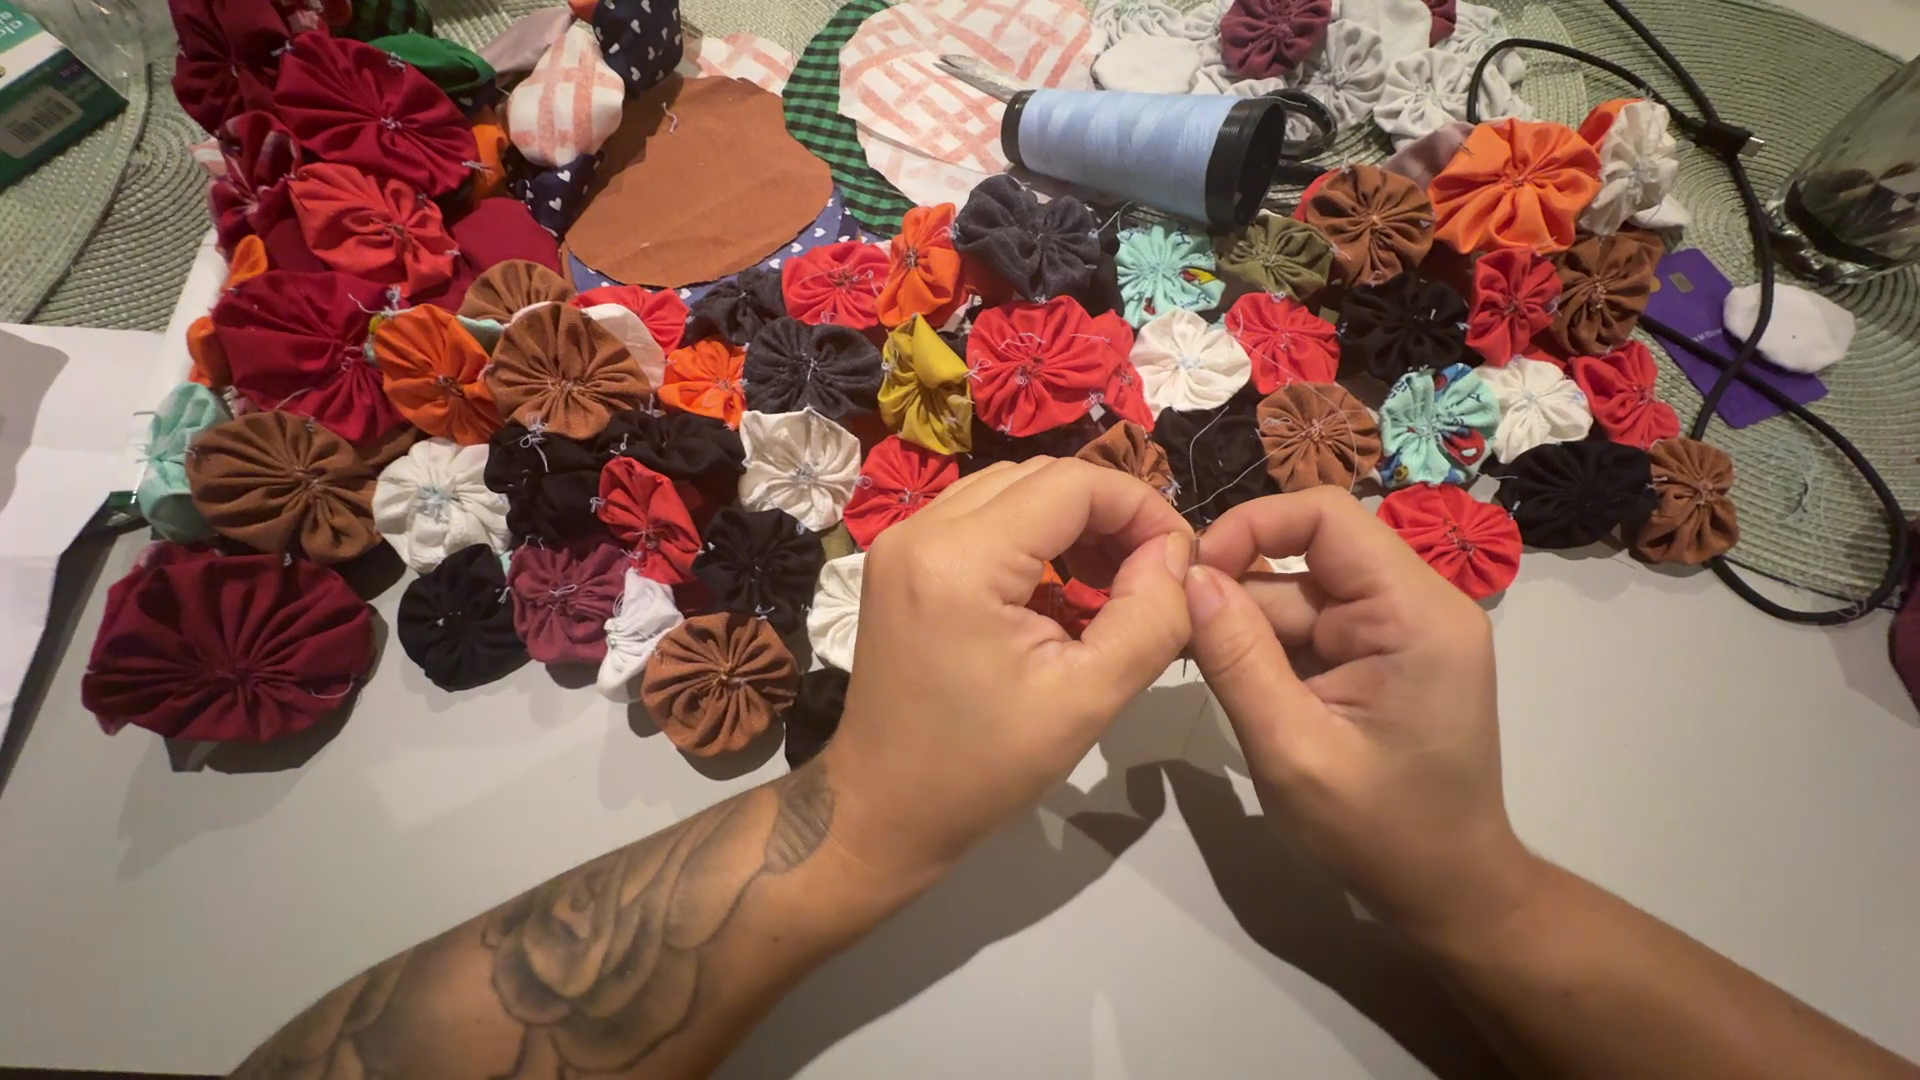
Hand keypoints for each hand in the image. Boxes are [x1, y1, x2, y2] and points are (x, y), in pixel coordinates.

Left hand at [823, 457, 1193, 883]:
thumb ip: (1150, 618)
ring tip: (1109, 577)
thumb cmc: (980, 768)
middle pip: (1039, 477)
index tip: (1178, 558)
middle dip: (1107, 511)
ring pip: (1009, 490)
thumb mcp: (1086, 700)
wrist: (883, 807)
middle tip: (1149, 571)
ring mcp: (901, 541)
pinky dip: (1030, 533)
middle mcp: (920, 530)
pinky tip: (1058, 581)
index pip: (1071, 484)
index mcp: (958, 559)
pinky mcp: (900, 560)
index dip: (1139, 507)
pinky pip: (980, 517)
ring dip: (1070, 519)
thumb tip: (1176, 554)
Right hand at [1184, 487, 1539, 942]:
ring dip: (1237, 622)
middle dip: (1233, 589)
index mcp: (1415, 615)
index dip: (1251, 526)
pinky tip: (1224, 673)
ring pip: (1292, 592)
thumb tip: (1190, 574)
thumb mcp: (1291, 749)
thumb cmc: (1378, 832)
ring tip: (1188, 661)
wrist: (1444, 891)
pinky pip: (1300, 623)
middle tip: (1169, 629)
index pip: (1327, 517)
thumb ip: (1237, 658)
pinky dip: (1256, 644)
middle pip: (1303, 558)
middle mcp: (1411, 604)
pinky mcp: (1371, 651)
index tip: (1193, 572)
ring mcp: (1392, 628)